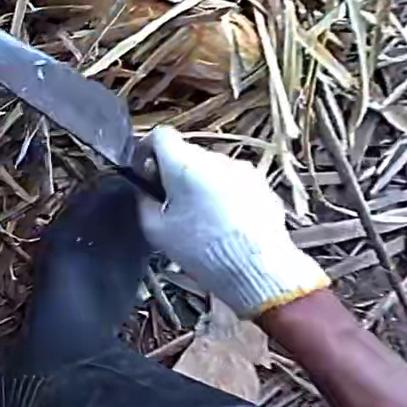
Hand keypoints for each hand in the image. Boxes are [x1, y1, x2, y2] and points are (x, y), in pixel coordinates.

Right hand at [136, 127, 327, 317]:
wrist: (257, 271)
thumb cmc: (201, 249)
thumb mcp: (155, 228)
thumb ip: (143, 200)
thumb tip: (143, 188)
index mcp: (185, 164)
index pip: (160, 135)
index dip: (145, 151)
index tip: (143, 173)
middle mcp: (216, 159)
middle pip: (185, 153)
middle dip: (171, 172)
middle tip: (167, 203)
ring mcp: (243, 171)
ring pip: (209, 168)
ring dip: (197, 183)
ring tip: (196, 217)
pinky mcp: (262, 186)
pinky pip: (231, 181)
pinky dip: (220, 193)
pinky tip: (220, 223)